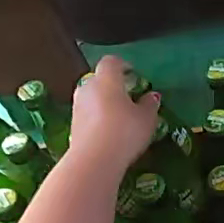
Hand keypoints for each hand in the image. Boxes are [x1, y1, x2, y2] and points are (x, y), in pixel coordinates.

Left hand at [70, 55, 159, 171]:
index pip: (112, 62)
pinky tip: (108, 133)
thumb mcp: (147, 119)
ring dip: (103, 103)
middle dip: (112, 86)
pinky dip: (97, 119)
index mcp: (107, 79)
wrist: (94, 160)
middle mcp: (88, 88)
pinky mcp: (72, 126)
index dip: (123, 65)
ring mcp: (77, 107)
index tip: (133, 74)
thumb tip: (151, 96)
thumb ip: (150, 104)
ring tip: (119, 118)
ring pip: (92, 98)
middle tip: (127, 98)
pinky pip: (87, 115)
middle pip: (99, 80)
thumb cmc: (124, 132)